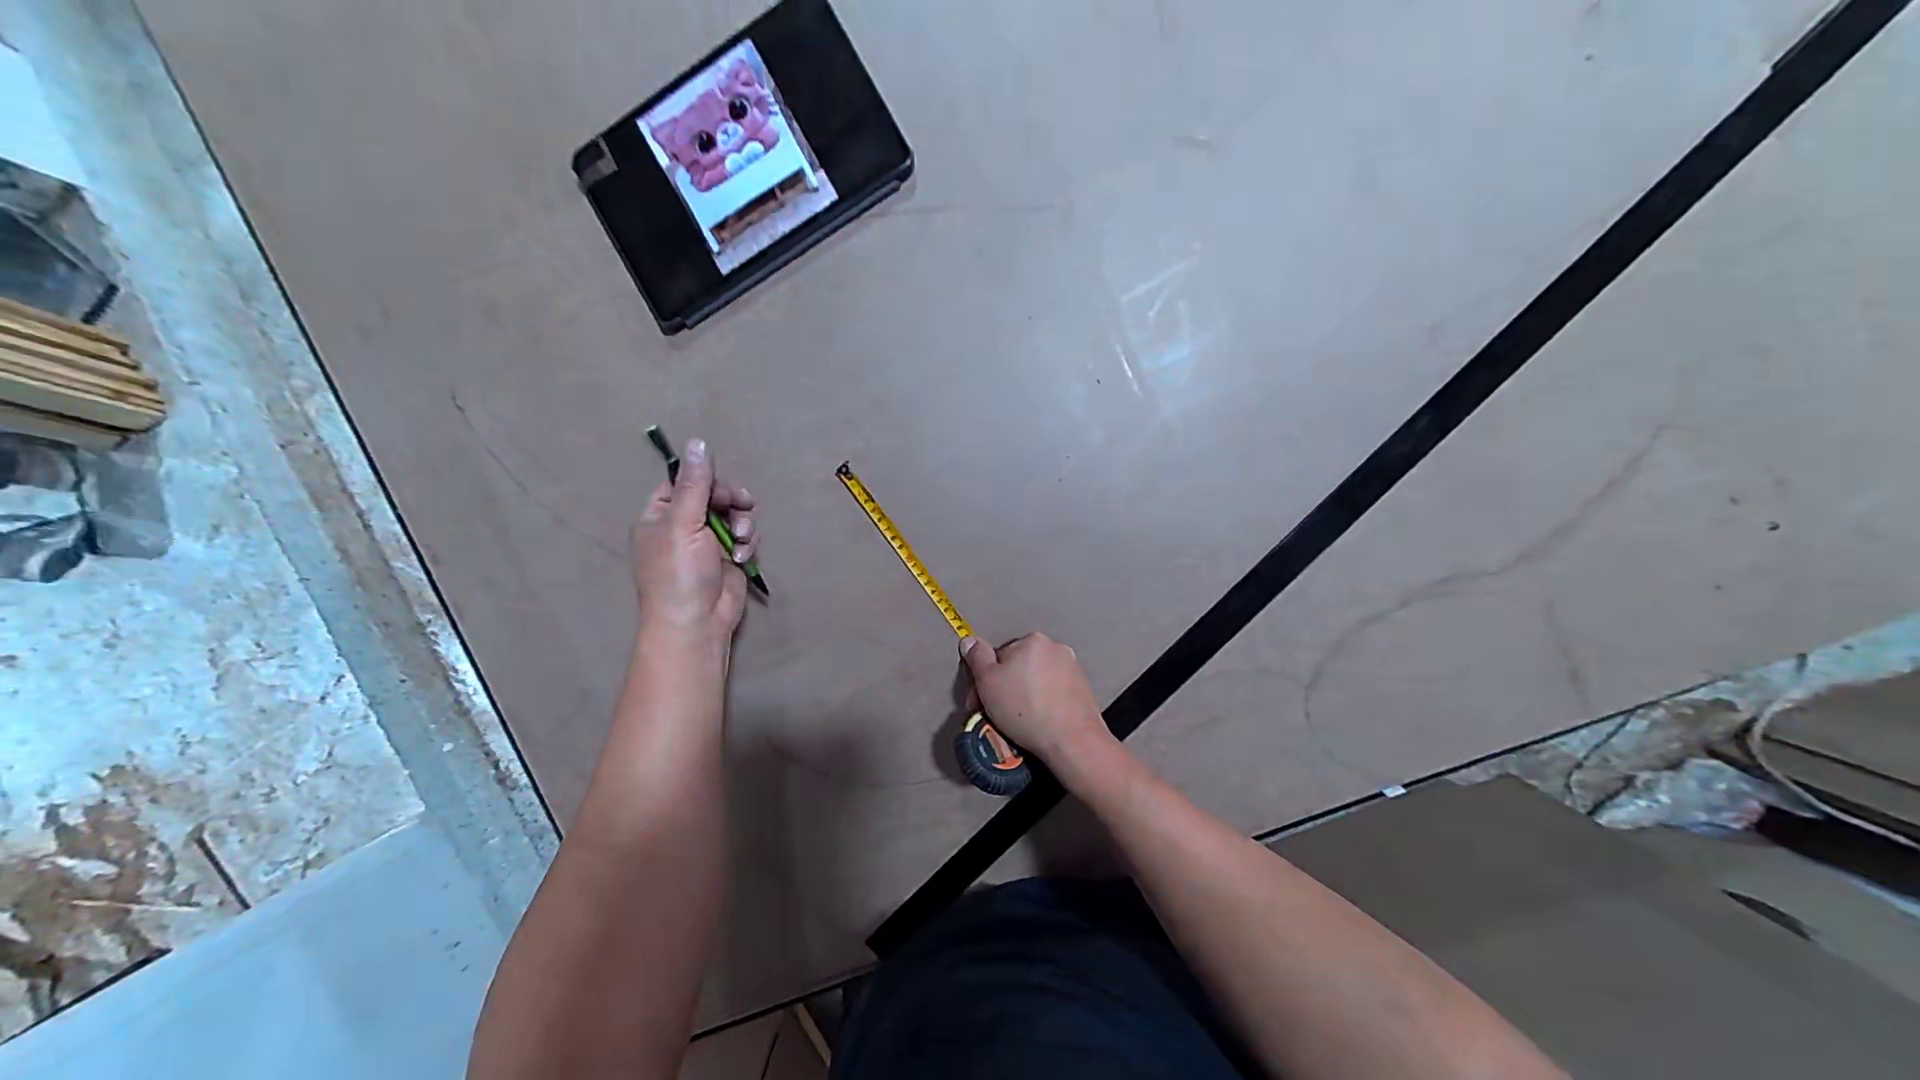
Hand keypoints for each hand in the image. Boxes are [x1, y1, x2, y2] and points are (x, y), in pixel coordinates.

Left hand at [630, 438, 758, 641]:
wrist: (695, 623)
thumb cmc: (679, 572)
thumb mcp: (683, 522)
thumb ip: (696, 483)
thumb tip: (698, 443)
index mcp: (660, 516)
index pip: (682, 483)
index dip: (704, 480)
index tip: (718, 486)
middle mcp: (682, 527)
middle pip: (712, 496)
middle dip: (730, 500)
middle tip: (739, 505)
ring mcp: (707, 545)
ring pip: (733, 515)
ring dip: (742, 523)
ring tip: (741, 538)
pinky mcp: (729, 560)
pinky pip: (744, 538)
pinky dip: (747, 544)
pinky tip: (743, 555)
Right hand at [959, 633, 1115, 766]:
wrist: (1071, 740)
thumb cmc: (1026, 710)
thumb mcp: (987, 682)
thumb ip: (977, 657)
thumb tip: (970, 641)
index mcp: (1032, 641)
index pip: (998, 656)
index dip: (984, 680)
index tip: (979, 701)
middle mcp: (1055, 649)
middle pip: (1018, 667)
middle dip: (1005, 688)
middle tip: (996, 713)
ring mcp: (1072, 669)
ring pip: (1036, 681)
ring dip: (1024, 696)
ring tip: (1018, 722)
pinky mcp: (1083, 690)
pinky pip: (1053, 693)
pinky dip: (1043, 705)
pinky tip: (1038, 722)